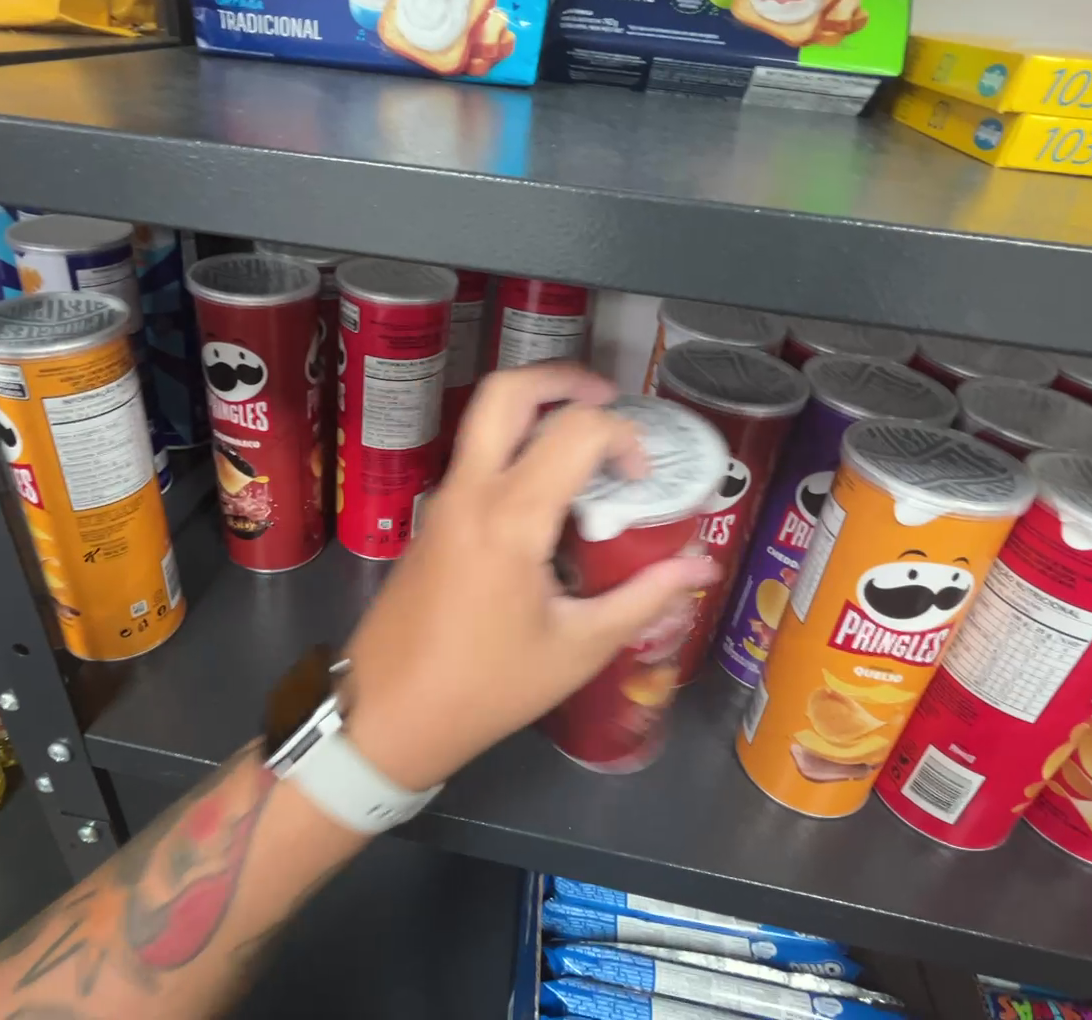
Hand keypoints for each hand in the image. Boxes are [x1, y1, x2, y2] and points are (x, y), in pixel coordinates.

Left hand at [342, 365, 720, 791]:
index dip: (623, 437)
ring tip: (583, 443)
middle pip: (506, 392)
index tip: (643, 479)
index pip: (575, 432)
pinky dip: (515, 448)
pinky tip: (547, 494)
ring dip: (535, 410)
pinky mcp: (432, 518)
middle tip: (606, 399)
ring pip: (483, 420)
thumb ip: (643, 598)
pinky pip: (475, 458)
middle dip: (561, 379)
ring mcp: (443, 501)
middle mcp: (471, 492)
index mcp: (511, 519)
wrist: (388, 713)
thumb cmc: (487, 688)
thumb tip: (703, 568)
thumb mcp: (577, 648)